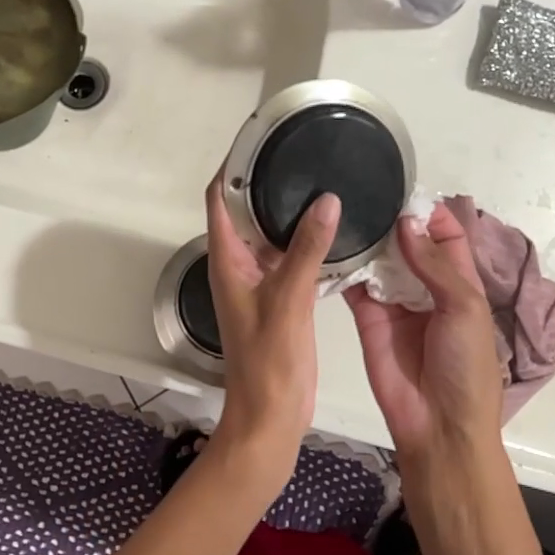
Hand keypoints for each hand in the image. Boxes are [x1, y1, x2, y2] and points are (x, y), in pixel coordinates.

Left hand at [203, 177, 339, 480]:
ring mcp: (258, 281)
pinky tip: (334, 228)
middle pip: (244, 210)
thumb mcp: (288, 300)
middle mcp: (237, 264)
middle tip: (299, 150)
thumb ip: (307, 249)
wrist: (271, 417)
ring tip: (320, 178)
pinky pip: (290, 256)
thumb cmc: (269, 361)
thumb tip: (326, 200)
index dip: (233, 166)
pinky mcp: (280, 297)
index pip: (220, 198)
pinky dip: (306, 239)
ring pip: (269, 233)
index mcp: (226, 259)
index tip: (258, 137)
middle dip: (265, 181)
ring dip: (287, 210)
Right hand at [345, 203, 503, 459]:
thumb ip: (434, 264)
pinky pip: (355, 285)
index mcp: (459, 282)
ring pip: (379, 260)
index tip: (402, 189)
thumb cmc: (465, 365)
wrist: (437, 425)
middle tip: (363, 190)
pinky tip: (329, 241)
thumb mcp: (463, 308)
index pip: (446, 235)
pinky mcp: (367, 316)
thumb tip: (406, 222)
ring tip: (343, 208)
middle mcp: (426, 286)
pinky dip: (344, 266)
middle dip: (391, 220)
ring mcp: (394, 301)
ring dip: (366, 238)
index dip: (429, 213)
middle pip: (407, 243)